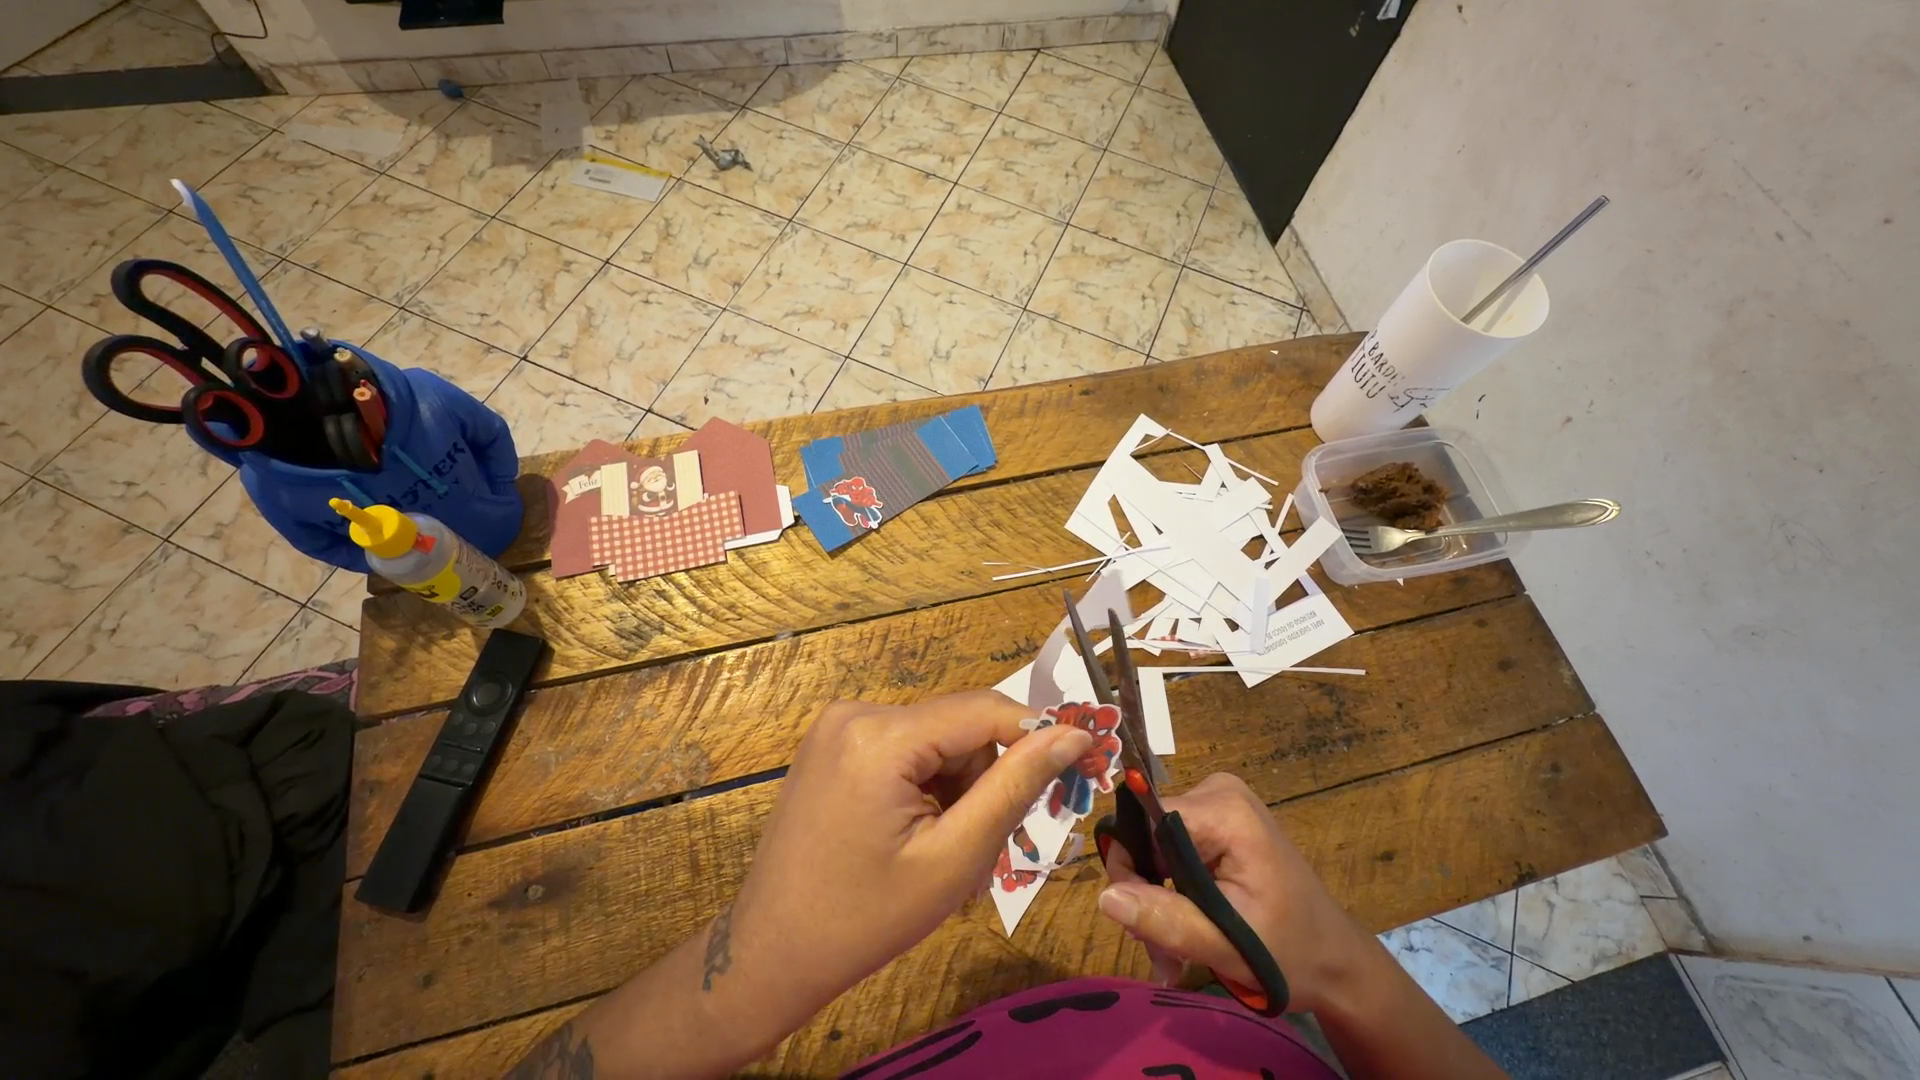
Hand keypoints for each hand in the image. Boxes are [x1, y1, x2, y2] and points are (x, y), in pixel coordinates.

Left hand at [712, 691, 1092, 1038]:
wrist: (771, 952)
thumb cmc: (866, 918)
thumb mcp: (955, 857)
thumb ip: (1015, 786)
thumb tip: (1073, 734)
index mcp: (880, 735)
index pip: (985, 710)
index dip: (1038, 734)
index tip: (1080, 767)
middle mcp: (855, 711)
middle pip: (958, 725)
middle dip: (988, 776)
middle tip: (992, 842)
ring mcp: (837, 725)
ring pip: (935, 738)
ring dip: (959, 785)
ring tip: (948, 848)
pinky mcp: (832, 743)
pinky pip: (904, 747)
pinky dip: (927, 783)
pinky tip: (918, 832)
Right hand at [1096, 772, 1370, 1014]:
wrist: (1336, 959)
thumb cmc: (1291, 953)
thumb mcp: (1225, 945)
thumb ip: (1165, 919)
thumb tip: (1105, 896)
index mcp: (1223, 811)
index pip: (1143, 824)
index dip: (1131, 872)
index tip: (1140, 926)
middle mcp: (1217, 791)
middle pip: (1147, 836)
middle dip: (1145, 896)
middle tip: (1162, 955)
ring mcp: (1218, 801)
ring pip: (1154, 845)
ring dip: (1156, 900)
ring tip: (1174, 953)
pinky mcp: (1217, 817)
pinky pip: (1171, 845)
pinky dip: (1171, 889)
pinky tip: (1184, 927)